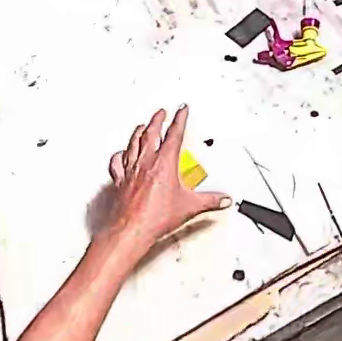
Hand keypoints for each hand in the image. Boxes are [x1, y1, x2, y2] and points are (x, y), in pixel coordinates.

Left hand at [104, 106, 230, 249]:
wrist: (130, 230)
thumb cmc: (155, 218)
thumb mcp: (189, 207)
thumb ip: (209, 201)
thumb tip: (223, 199)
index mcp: (164, 164)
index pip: (174, 134)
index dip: (179, 119)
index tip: (181, 109)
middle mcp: (146, 163)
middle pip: (151, 134)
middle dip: (157, 120)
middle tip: (161, 112)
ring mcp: (130, 171)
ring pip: (133, 144)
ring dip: (139, 132)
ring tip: (142, 125)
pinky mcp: (120, 181)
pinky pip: (118, 163)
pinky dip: (120, 155)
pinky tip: (121, 153)